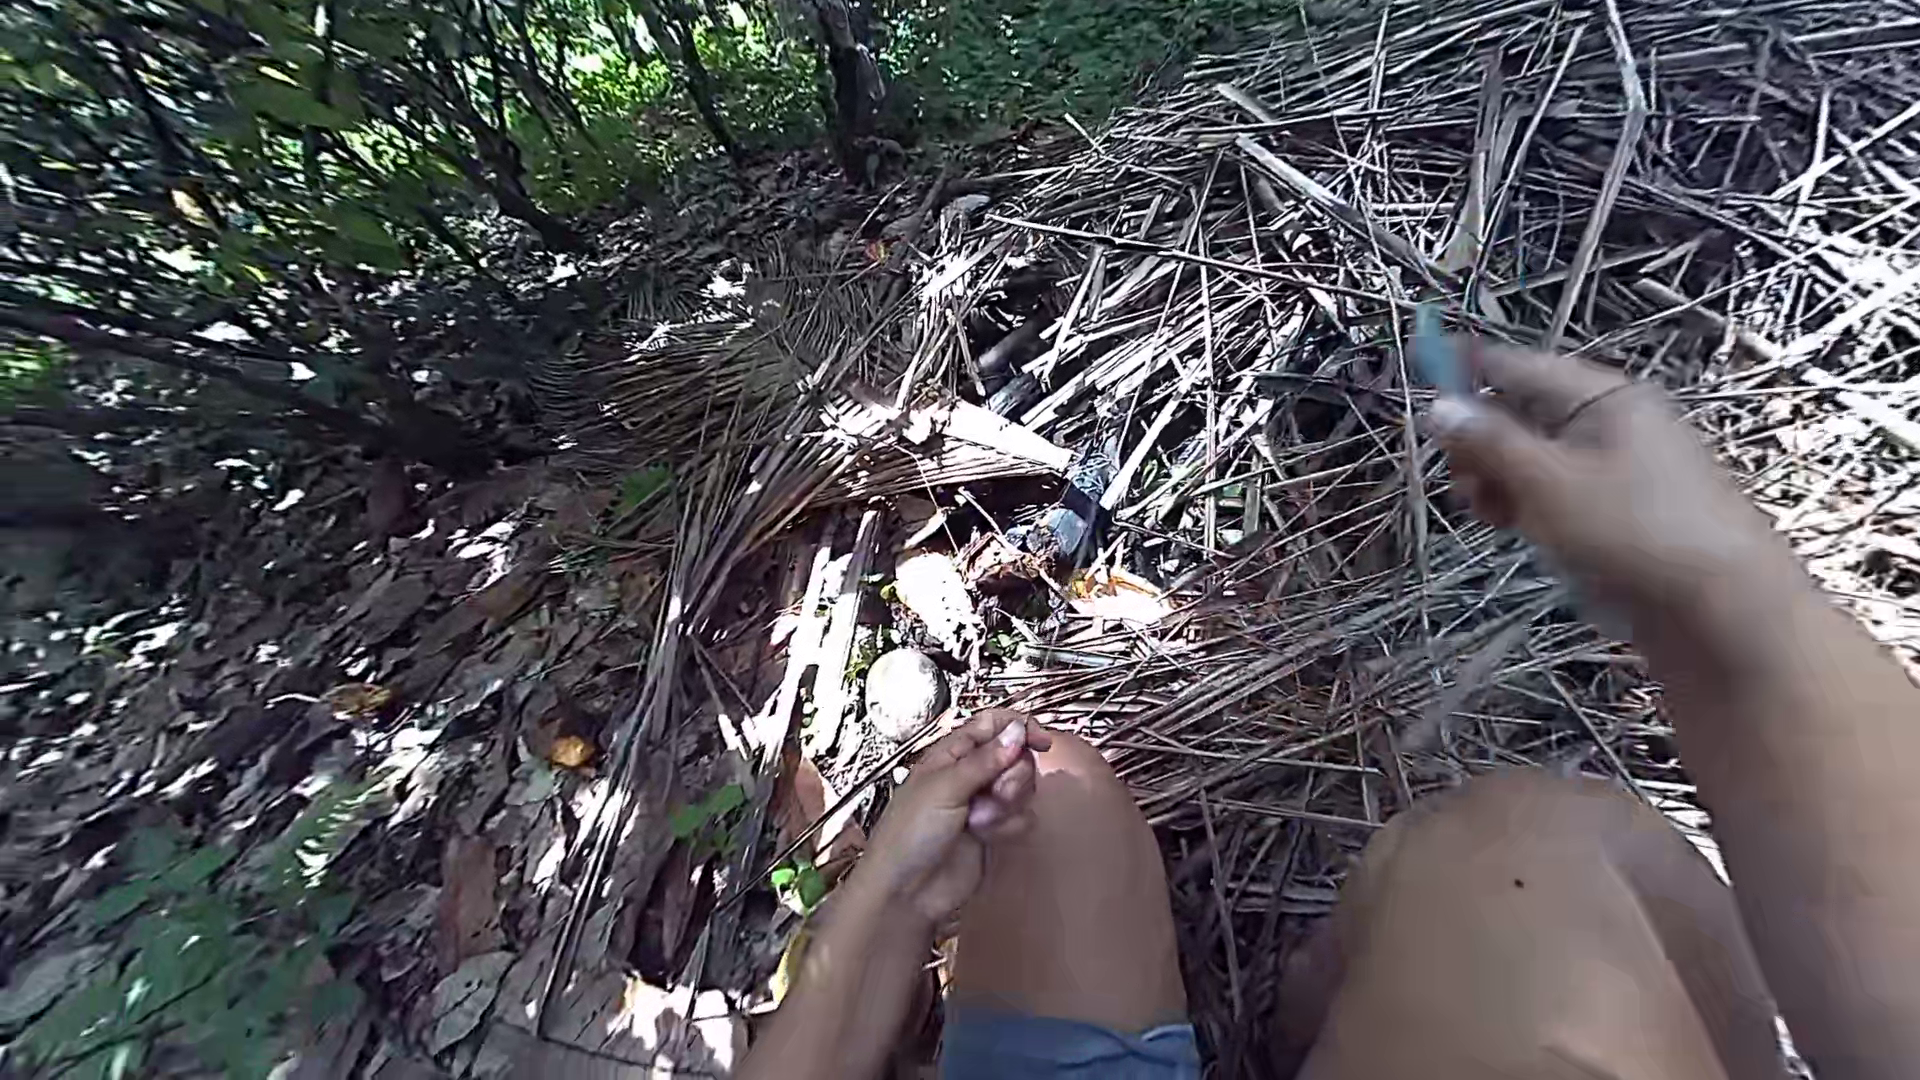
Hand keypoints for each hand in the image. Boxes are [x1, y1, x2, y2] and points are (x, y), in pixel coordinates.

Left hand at [855, 709, 1051, 924]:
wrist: (908, 892)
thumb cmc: (912, 831)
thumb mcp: (945, 787)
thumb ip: (985, 760)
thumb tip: (1018, 730)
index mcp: (954, 752)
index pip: (995, 724)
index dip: (1019, 727)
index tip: (1040, 742)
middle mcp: (972, 772)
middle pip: (1015, 755)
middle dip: (1013, 775)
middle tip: (996, 794)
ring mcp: (985, 801)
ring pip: (1022, 786)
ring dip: (1008, 804)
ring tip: (980, 821)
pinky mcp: (996, 829)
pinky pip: (1023, 816)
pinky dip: (1010, 826)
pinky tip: (988, 837)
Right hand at [1426, 340, 1795, 624]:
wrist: (1710, 602)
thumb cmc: (1627, 526)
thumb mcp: (1544, 480)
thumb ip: (1486, 440)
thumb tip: (1435, 406)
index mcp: (1600, 401)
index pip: (1518, 367)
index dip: (1467, 365)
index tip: (1419, 363)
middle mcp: (1599, 422)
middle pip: (1509, 414)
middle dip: (1475, 444)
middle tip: (1462, 477)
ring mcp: (1597, 462)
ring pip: (1514, 454)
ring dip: (1487, 478)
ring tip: (1488, 511)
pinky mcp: (1593, 498)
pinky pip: (1532, 483)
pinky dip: (1509, 498)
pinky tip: (1505, 523)